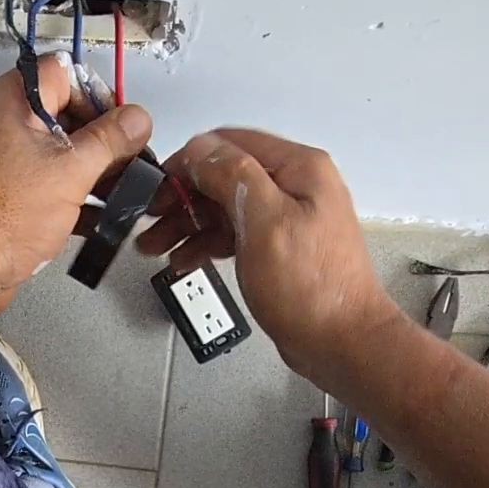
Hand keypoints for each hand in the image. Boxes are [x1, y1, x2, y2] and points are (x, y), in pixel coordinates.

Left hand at [0, 54, 151, 313]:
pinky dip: (67, 199)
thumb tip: (136, 119)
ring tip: (119, 197)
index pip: (63, 72)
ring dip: (88, 175)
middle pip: (61, 116)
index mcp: (10, 100)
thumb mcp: (71, 172)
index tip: (122, 128)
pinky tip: (95, 221)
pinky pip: (39, 187)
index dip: (98, 96)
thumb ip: (109, 141)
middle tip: (126, 165)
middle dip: (99, 142)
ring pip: (53, 156)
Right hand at [137, 129, 403, 373]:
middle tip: (148, 221)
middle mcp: (293, 187)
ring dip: (187, 224)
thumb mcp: (265, 223)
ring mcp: (285, 219)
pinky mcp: (277, 250)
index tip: (155, 188)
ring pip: (224, 209)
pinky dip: (205, 244)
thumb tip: (200, 148)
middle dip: (182, 198)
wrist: (340, 342)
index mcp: (297, 168)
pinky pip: (233, 235)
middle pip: (223, 178)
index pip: (229, 145)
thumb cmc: (308, 287)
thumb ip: (232, 176)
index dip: (187, 164)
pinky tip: (183, 260)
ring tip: (153, 246)